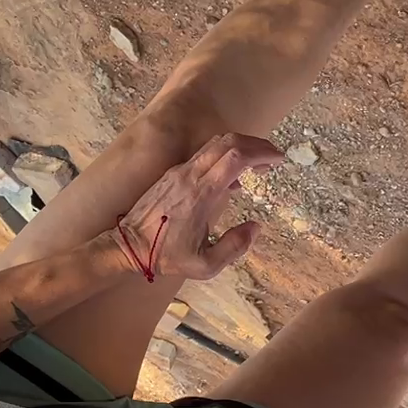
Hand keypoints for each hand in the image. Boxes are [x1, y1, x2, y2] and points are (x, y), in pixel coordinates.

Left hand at [106, 133, 282, 281]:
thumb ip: (234, 247)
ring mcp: (179, 172)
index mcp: (201, 193)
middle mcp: (190, 175)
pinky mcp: (172, 174)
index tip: (278, 160)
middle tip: (274, 157)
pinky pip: (203, 156)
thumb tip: (256, 227)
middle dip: (256, 144)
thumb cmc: (165, 255)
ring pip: (214, 144)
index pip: (235, 157)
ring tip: (258, 165)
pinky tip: (234, 180)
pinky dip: (224, 158)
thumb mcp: (204, 265)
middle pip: (228, 142)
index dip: (261, 152)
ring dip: (240, 148)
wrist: (128, 245)